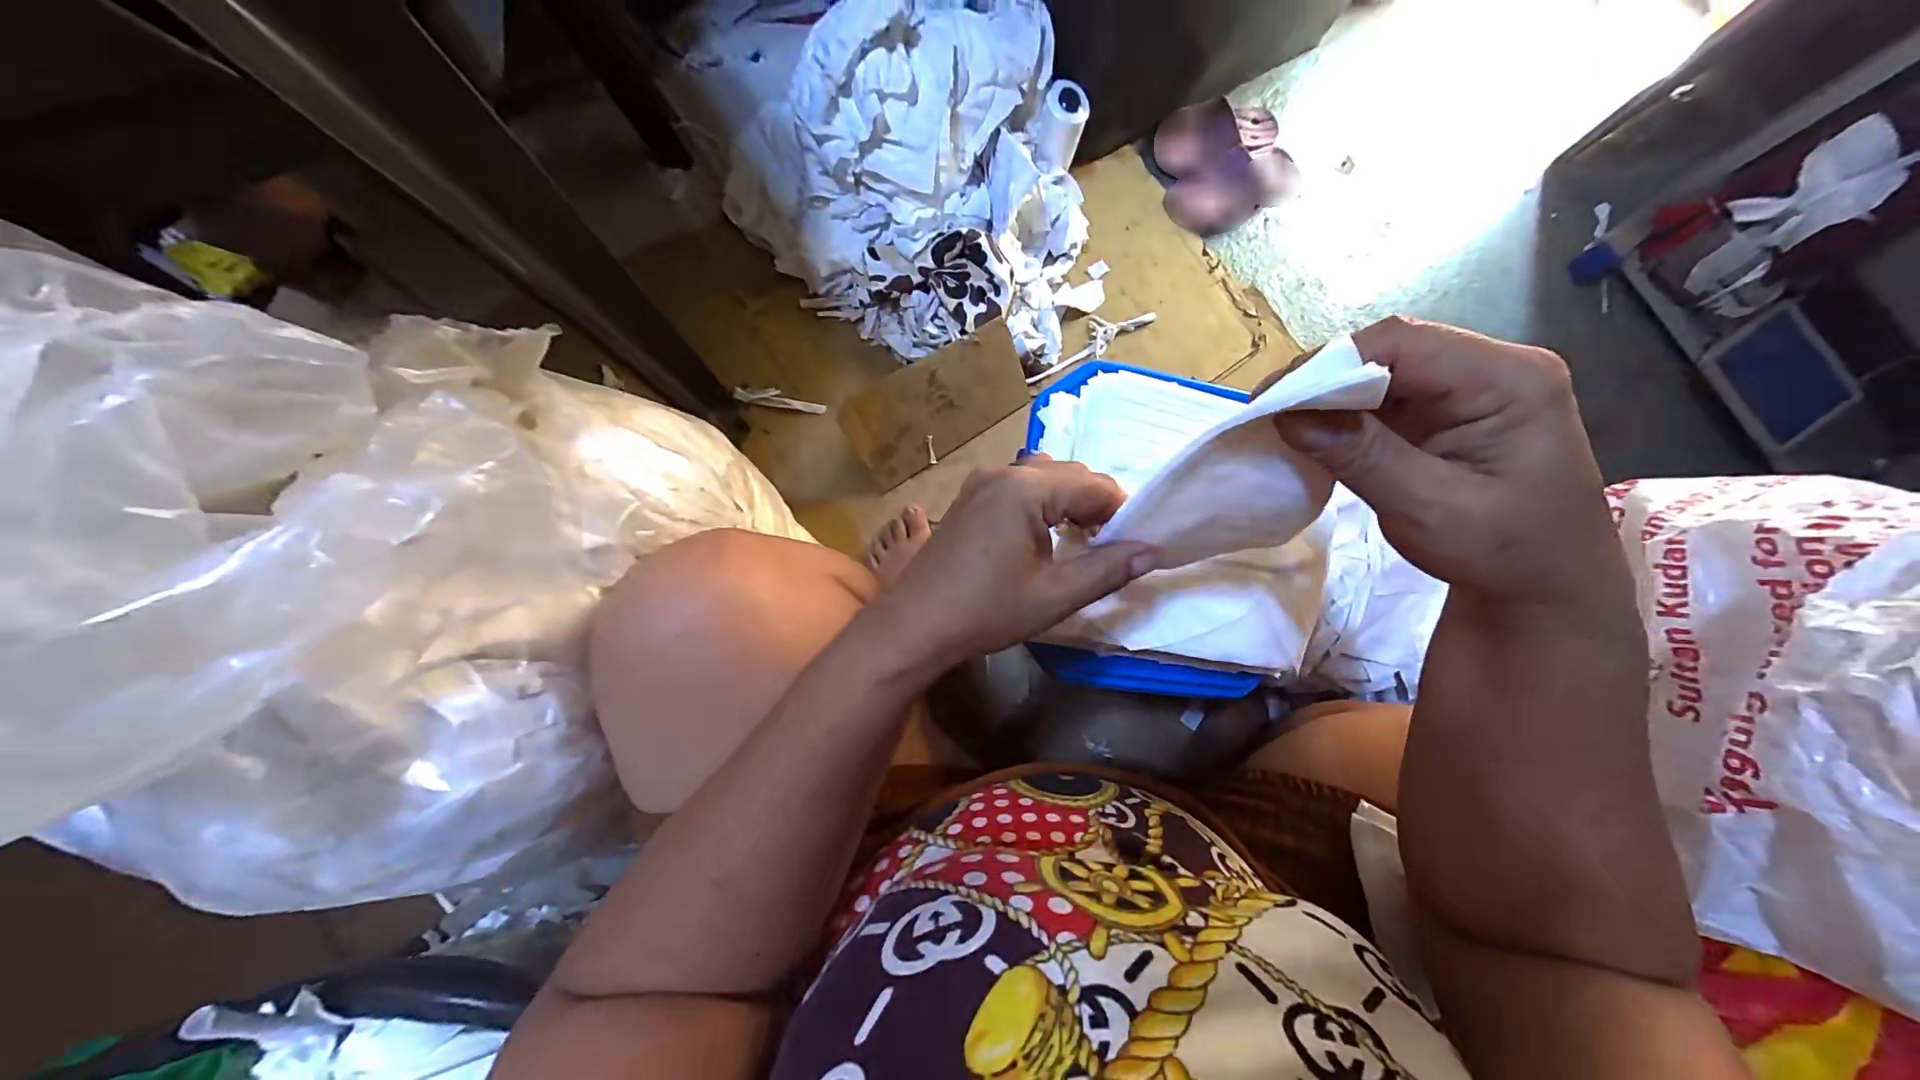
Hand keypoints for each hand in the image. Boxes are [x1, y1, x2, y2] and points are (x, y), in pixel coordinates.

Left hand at [862, 457, 1161, 669]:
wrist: (915, 625)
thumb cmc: (985, 611)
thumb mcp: (1054, 596)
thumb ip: (1107, 569)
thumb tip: (1153, 551)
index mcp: (1025, 488)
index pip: (1094, 485)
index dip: (1122, 512)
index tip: (1135, 544)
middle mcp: (1003, 473)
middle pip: (1070, 475)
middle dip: (1096, 506)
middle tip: (1109, 549)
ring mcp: (981, 482)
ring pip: (1044, 478)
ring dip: (1068, 503)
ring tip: (1079, 544)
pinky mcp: (969, 497)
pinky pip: (1019, 488)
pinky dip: (1041, 504)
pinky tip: (1043, 538)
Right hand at [1269, 317, 1624, 609]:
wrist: (1544, 587)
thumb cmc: (1503, 552)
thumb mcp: (1429, 507)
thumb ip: (1363, 456)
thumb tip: (1289, 417)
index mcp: (1507, 379)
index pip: (1403, 343)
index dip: (1330, 363)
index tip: (1273, 399)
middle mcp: (1491, 369)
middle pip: (1388, 350)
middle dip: (1323, 378)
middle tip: (1266, 412)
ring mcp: (1467, 389)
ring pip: (1379, 371)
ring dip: (1327, 396)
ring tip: (1280, 422)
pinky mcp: (1445, 412)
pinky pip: (1383, 398)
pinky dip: (1342, 414)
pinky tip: (1313, 433)